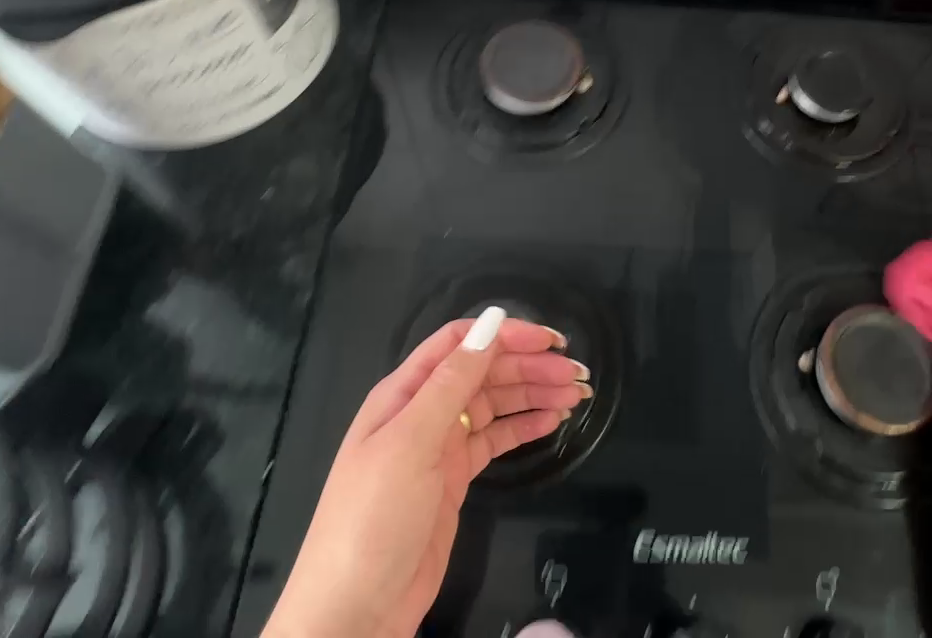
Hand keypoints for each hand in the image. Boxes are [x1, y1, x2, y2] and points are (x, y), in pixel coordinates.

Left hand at [263, 308, 591, 637]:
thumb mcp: (410, 442)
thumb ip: (451, 382)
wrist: (354, 610)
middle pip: (484, 372)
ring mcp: (440, 446)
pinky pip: (496, 439)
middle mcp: (423, 410)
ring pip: (495, 404)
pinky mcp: (455, 477)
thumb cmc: (372, 517)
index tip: (549, 341)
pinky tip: (553, 420)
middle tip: (577, 375)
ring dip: (535, 394)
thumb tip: (489, 322)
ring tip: (576, 395)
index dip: (504, 334)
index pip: (460, 343)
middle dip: (530, 367)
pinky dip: (525, 427)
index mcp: (405, 392)